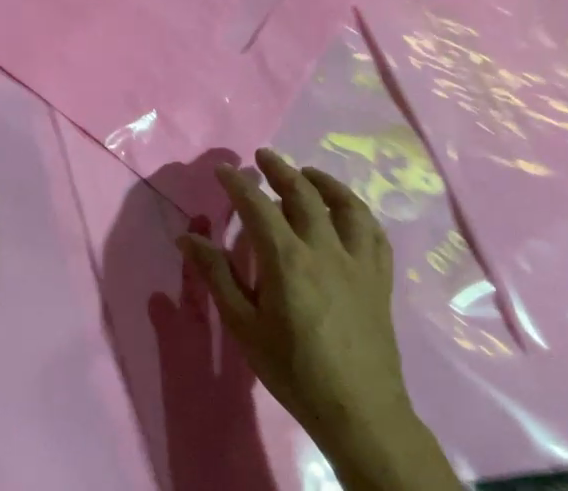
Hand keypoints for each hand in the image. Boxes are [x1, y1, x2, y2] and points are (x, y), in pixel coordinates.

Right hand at [178, 148, 455, 490]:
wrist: (359, 410)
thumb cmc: (292, 368)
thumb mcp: (242, 324)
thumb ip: (217, 275)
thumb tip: (188, 237)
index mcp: (287, 260)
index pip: (258, 205)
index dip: (238, 183)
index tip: (223, 169)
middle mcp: (326, 251)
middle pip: (304, 196)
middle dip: (280, 170)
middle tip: (263, 156)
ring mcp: (359, 265)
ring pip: (347, 208)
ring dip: (325, 184)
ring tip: (308, 174)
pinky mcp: (379, 282)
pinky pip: (374, 235)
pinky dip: (359, 214)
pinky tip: (348, 213)